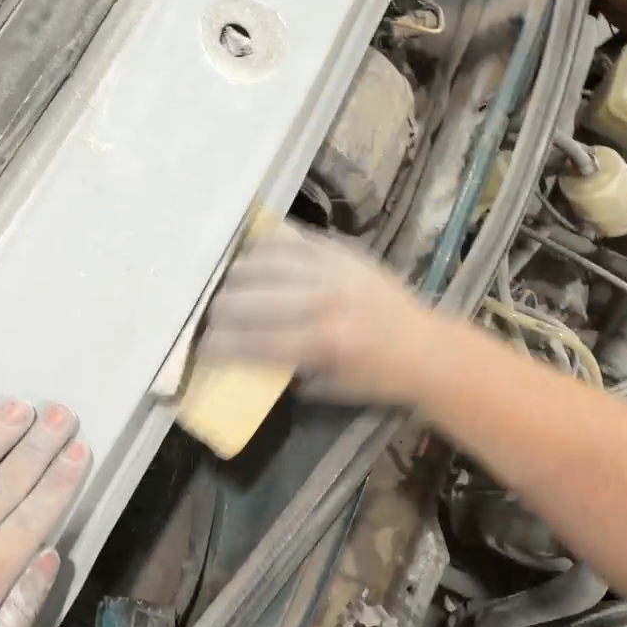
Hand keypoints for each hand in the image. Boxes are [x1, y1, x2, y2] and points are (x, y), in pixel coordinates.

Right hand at [200, 221, 441, 402]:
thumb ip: (286, 371)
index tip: (198, 348)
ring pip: (266, 262)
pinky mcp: (341, 249)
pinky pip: (292, 239)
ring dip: (236, 275)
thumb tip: (243, 356)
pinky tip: (247, 254)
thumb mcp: (329, 387)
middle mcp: (326, 300)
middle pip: (252, 298)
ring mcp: (334, 269)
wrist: (428, 346)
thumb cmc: (378, 377)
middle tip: (204, 318)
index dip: (219, 346)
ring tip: (222, 286)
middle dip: (219, 309)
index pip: (254, 342)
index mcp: (324, 343)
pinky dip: (264, 246)